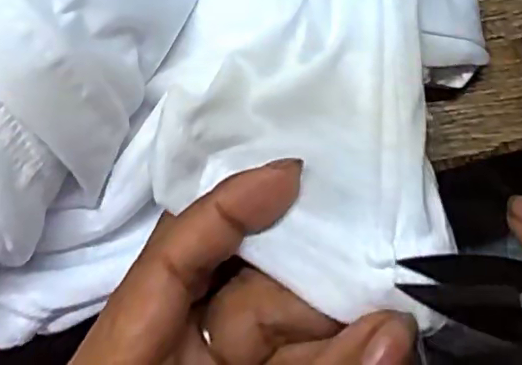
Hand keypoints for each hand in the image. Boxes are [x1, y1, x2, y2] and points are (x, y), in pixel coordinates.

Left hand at [73, 159, 417, 364]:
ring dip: (341, 335)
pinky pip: (298, 360)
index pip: (172, 254)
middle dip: (313, 286)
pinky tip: (380, 347)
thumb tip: (393, 333)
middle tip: (374, 276)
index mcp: (128, 352)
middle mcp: (174, 352)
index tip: (292, 175)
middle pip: (248, 292)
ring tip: (392, 331)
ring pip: (285, 332)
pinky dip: (338, 357)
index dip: (228, 203)